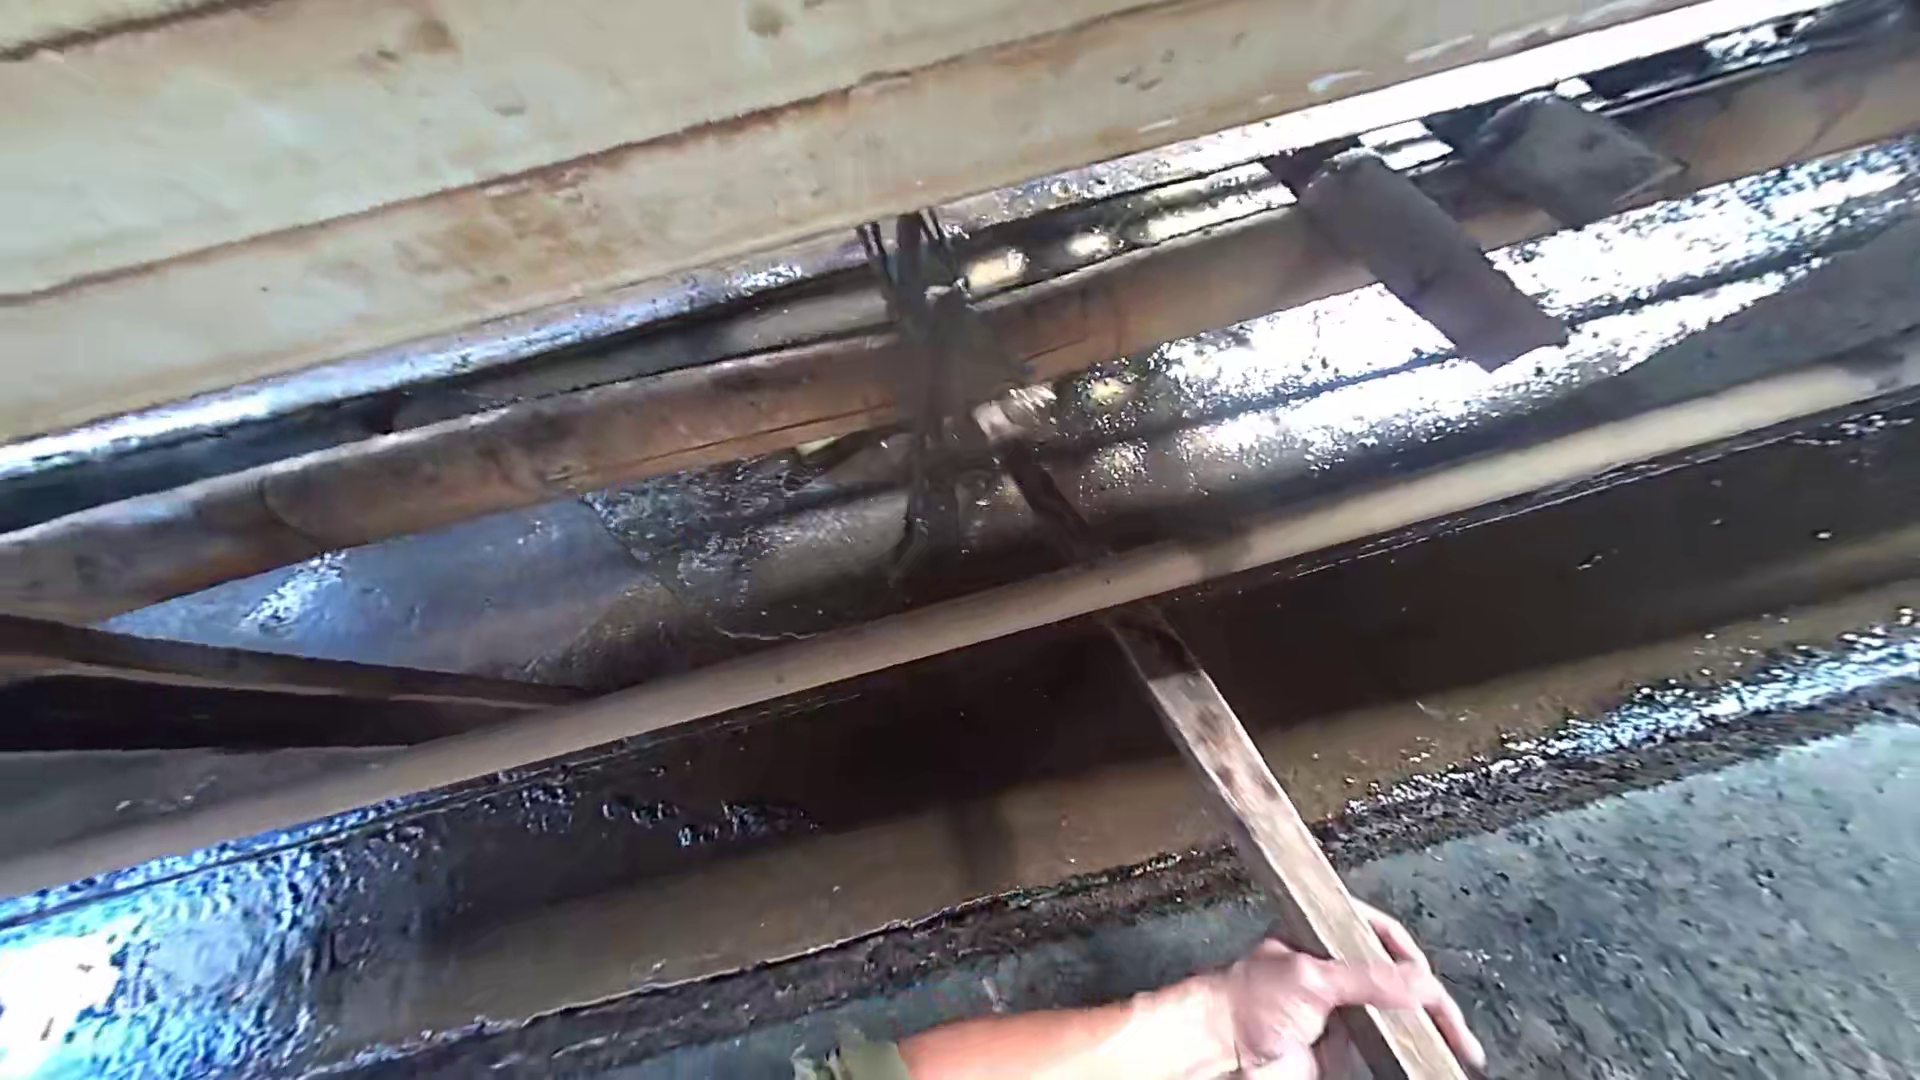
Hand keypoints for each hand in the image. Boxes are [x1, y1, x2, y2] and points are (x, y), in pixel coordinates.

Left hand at [1209, 901, 1484, 1078]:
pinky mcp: (1344, 1041)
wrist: (1228, 1044)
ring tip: (1460, 1050)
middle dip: (1427, 996)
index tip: (1429, 979)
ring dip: (1428, 1026)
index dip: (1403, 950)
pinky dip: (1414, 1051)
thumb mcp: (1310, 978)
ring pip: (1396, 1009)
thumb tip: (1424, 981)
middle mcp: (1331, 964)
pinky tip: (1435, 1063)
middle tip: (1458, 1031)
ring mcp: (1340, 1003)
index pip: (1370, 928)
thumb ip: (1366, 979)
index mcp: (1315, 933)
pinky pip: (1388, 1042)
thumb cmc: (1254, 998)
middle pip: (1391, 972)